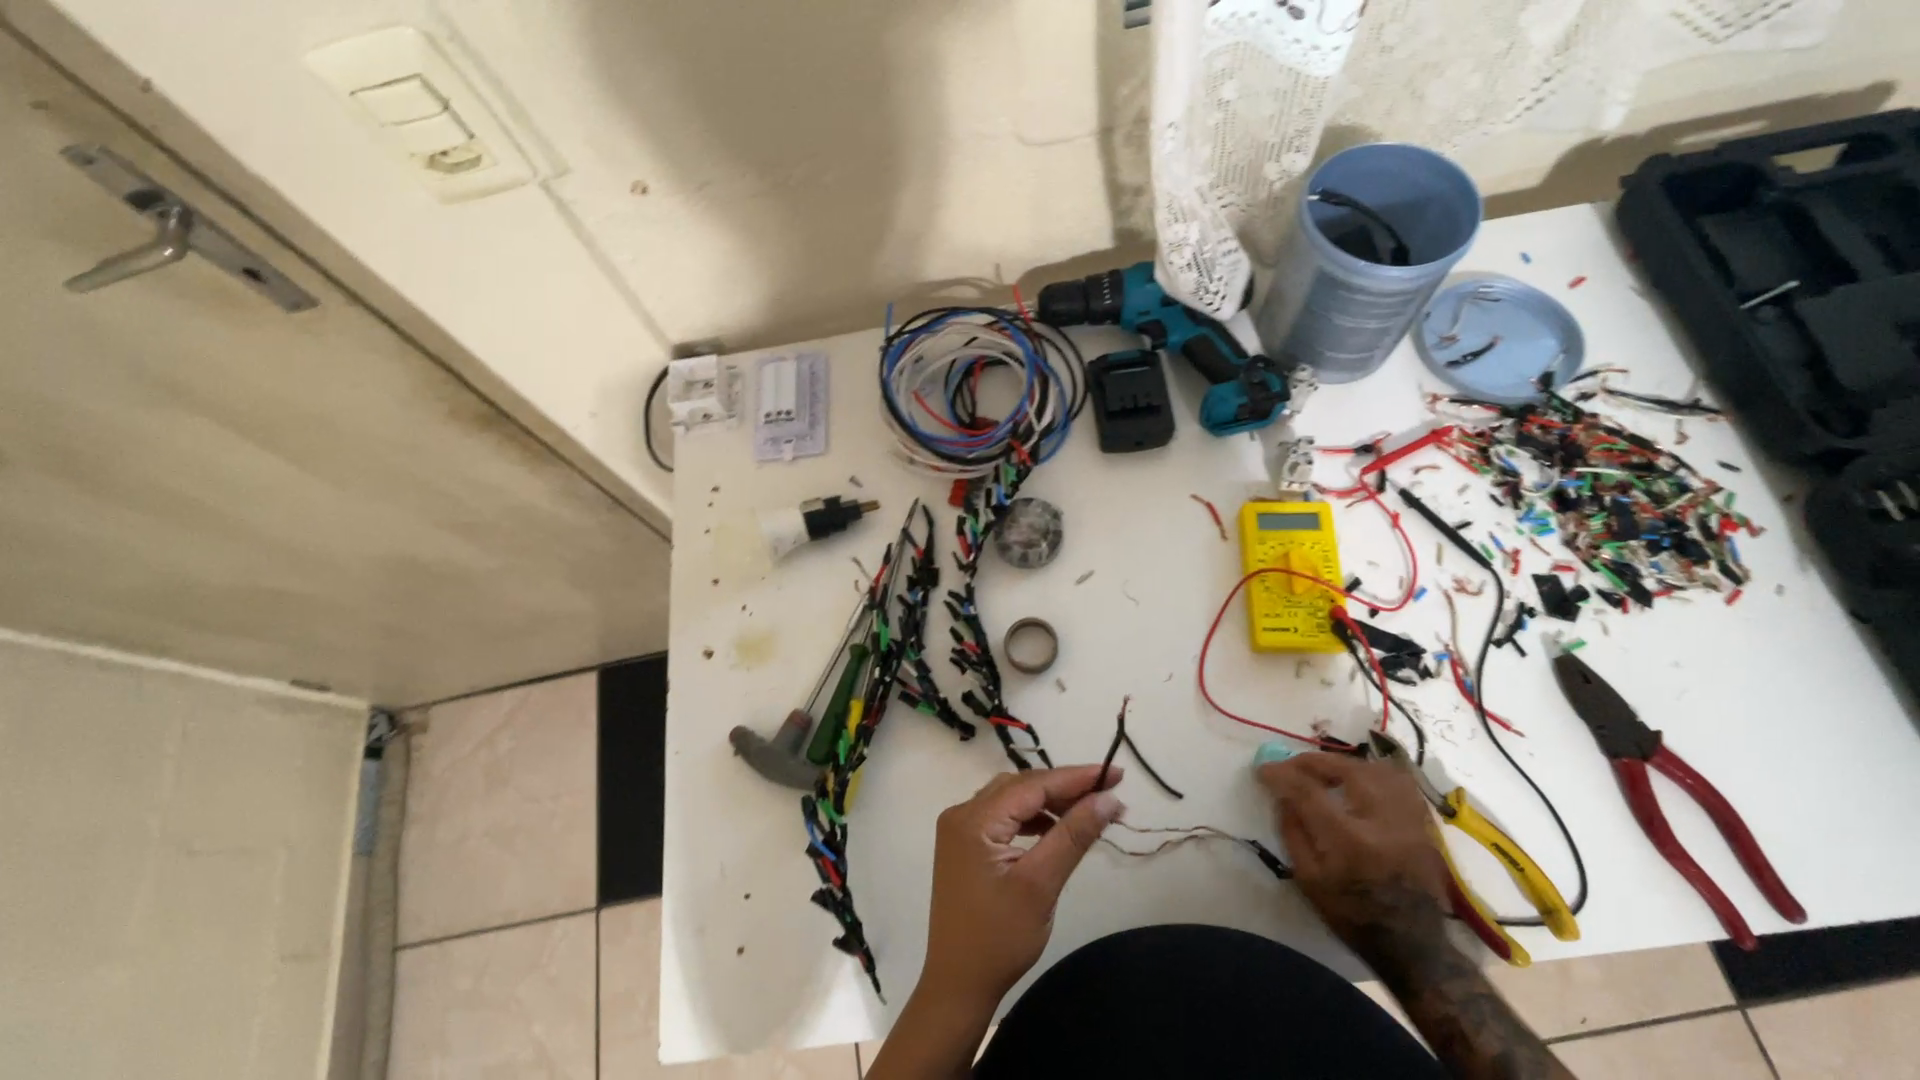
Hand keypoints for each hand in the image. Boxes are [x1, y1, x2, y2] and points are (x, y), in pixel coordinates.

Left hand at [921, 765, 1125, 1006]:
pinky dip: (1032, 819)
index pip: (1032, 785)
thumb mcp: (1042, 884)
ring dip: (1049, 802)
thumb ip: (1073, 835)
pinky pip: (1003, 818)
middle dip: (1065, 787)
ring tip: (1088, 812)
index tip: (1115, 774)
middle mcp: (961, 815)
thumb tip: (1108, 799)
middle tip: (1108, 794)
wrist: (959, 982)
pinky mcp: (965, 847)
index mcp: (973, 820)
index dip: (1076, 777)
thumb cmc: (1000, 937)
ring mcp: (959, 831)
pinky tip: (1055, 830)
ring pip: (1012, 800)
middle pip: (1020, 787)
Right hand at [1256, 753, 1449, 958]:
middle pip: (1347, 770)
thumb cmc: (1353, 914)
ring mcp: (1408, 821)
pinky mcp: (1423, 824)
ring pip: (1376, 769)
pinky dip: (1374, 772)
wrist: (1412, 942)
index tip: (1263, 769)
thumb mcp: (1309, 880)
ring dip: (1344, 763)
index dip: (1281, 775)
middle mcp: (1382, 822)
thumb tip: (1282, 796)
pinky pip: (1400, 782)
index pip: (1309, 792)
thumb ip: (1293, 832)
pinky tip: (1359, 778)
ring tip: (1324, 769)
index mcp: (1349, 841)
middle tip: (1292, 765)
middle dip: (1313, 761)